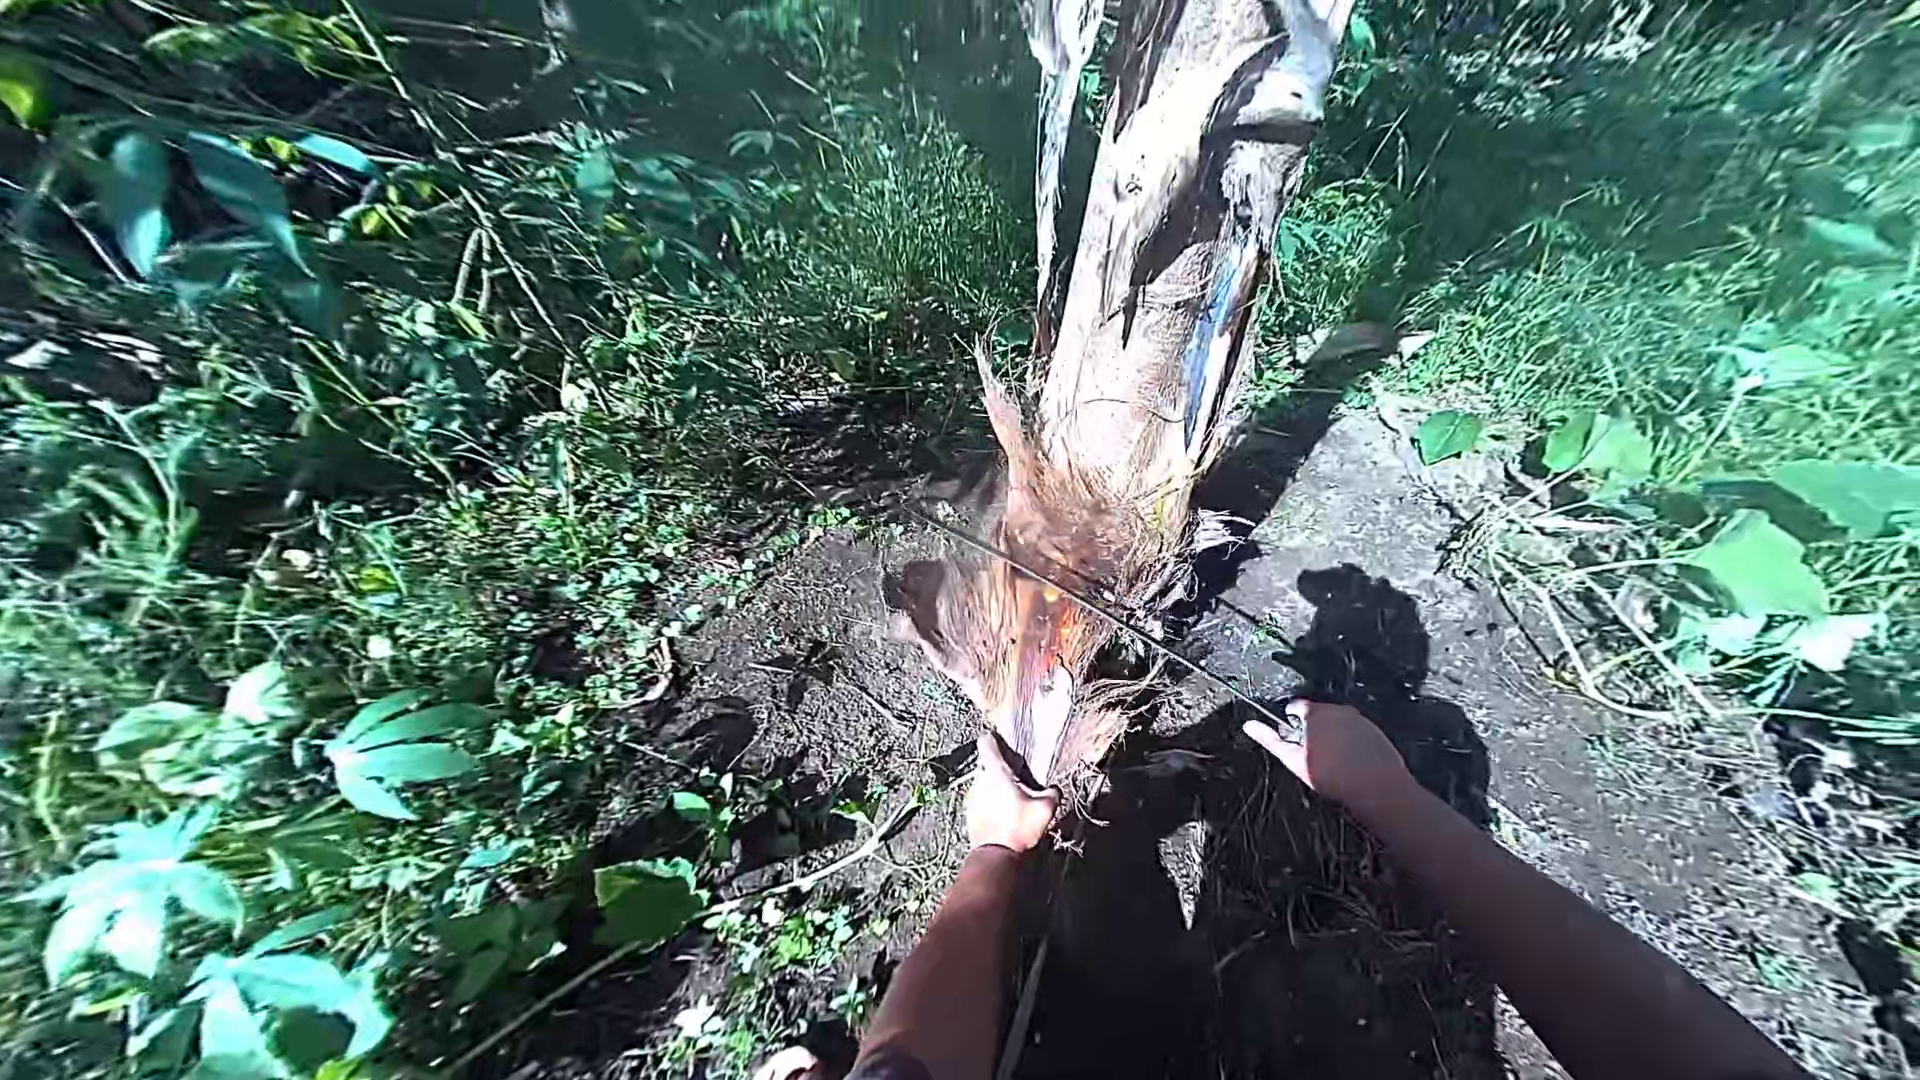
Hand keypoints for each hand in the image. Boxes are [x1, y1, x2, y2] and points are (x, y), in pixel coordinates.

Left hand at [966, 732, 1057, 853]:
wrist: (996, 857)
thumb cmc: (1020, 827)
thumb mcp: (1046, 809)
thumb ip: (1053, 792)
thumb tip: (1054, 788)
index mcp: (995, 770)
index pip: (987, 741)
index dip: (995, 739)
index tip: (1006, 746)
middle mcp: (979, 778)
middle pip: (986, 762)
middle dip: (999, 766)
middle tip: (1016, 777)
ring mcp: (971, 795)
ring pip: (982, 780)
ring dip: (993, 785)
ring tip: (1010, 798)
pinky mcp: (968, 811)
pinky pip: (978, 798)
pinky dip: (987, 801)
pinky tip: (1001, 813)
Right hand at [1242, 699, 1412, 810]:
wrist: (1379, 790)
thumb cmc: (1332, 775)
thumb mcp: (1293, 759)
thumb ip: (1270, 739)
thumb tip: (1250, 725)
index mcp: (1315, 713)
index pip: (1296, 706)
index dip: (1291, 721)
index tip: (1294, 737)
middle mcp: (1338, 710)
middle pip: (1318, 713)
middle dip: (1313, 727)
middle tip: (1312, 751)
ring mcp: (1360, 720)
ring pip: (1338, 722)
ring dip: (1333, 734)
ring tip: (1334, 760)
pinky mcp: (1377, 732)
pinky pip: (1357, 731)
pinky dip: (1351, 741)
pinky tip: (1351, 762)